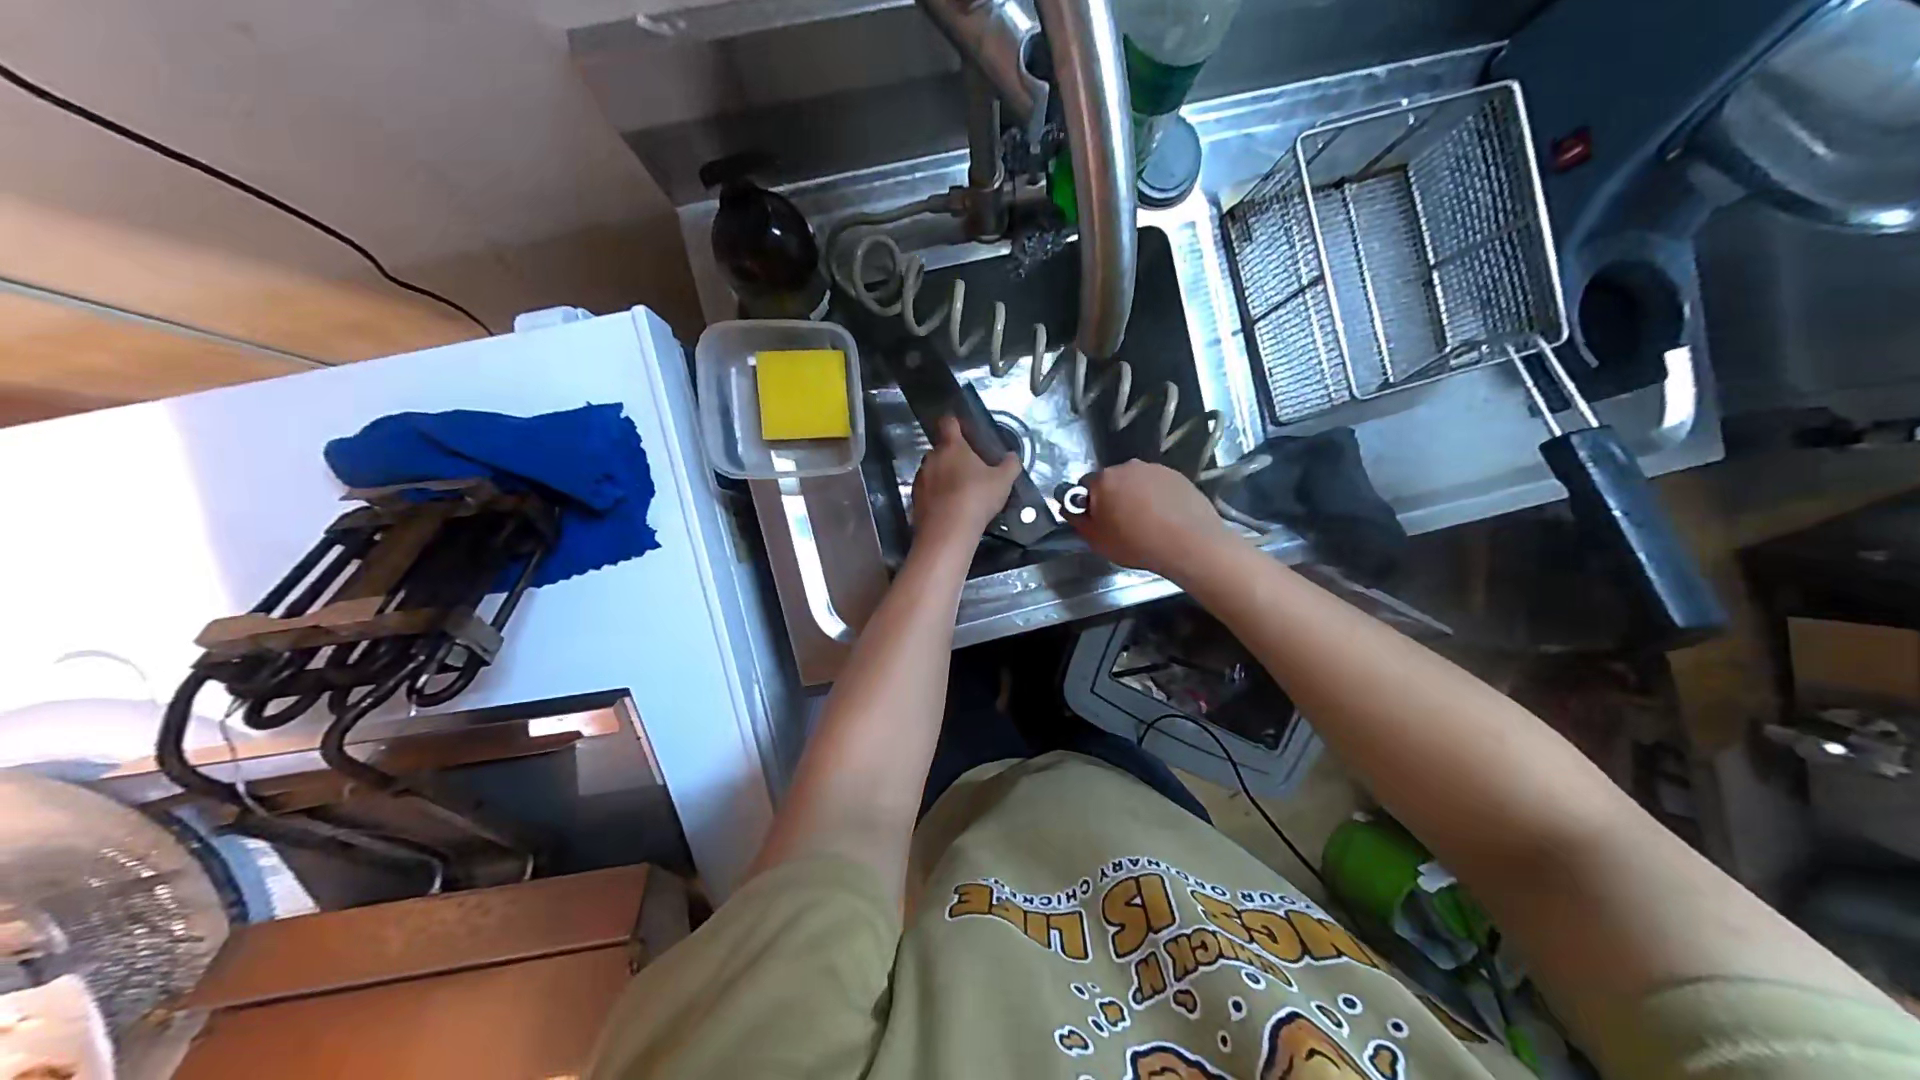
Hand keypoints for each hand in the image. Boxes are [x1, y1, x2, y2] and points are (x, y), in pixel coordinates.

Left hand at [910, 415, 1020, 543]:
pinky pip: (927, 491)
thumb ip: (1010, 465)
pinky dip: (936, 496)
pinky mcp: (915, 499)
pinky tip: (948, 508)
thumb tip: (1012, 456)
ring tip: (958, 492)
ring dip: (943, 477)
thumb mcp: (1003, 481)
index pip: (949, 423)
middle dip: (953, 456)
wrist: (947, 532)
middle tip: (969, 469)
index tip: (963, 429)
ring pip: (932, 471)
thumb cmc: (976, 498)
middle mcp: (932, 458)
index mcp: (952, 447)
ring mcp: (920, 479)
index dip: (956, 423)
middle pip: (941, 449)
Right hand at [1063, 460, 1227, 577]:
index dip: (1088, 504)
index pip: (1084, 485)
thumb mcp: (1097, 540)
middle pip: (1111, 481)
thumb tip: (1068, 507)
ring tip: (1146, 522)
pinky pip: (1157, 485)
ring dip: (1135, 496)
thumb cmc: (1137, 543)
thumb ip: (1077, 520)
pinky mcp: (1176, 475)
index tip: (1098, 521)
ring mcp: (1155, 469)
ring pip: (1135, 482)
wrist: (1190, 543)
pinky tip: (1164, 517)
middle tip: (1121, 524)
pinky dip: (1156, 497)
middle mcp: (1128, 466)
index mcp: (1103, 479)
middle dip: (1112, 497)